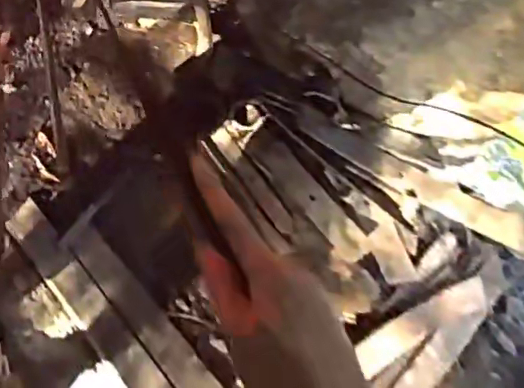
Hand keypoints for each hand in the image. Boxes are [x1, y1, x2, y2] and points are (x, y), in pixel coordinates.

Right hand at [189, 153, 363, 387]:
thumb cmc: (280, 381)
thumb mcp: (239, 336)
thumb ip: (221, 287)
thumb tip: (205, 244)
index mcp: (270, 271)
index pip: (232, 219)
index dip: (210, 189)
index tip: (195, 157)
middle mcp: (295, 268)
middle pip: (250, 255)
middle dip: (233, 272)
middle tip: (228, 316)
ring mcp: (315, 289)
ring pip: (268, 280)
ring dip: (254, 297)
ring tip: (256, 348)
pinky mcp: (328, 312)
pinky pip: (288, 297)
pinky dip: (273, 311)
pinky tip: (277, 351)